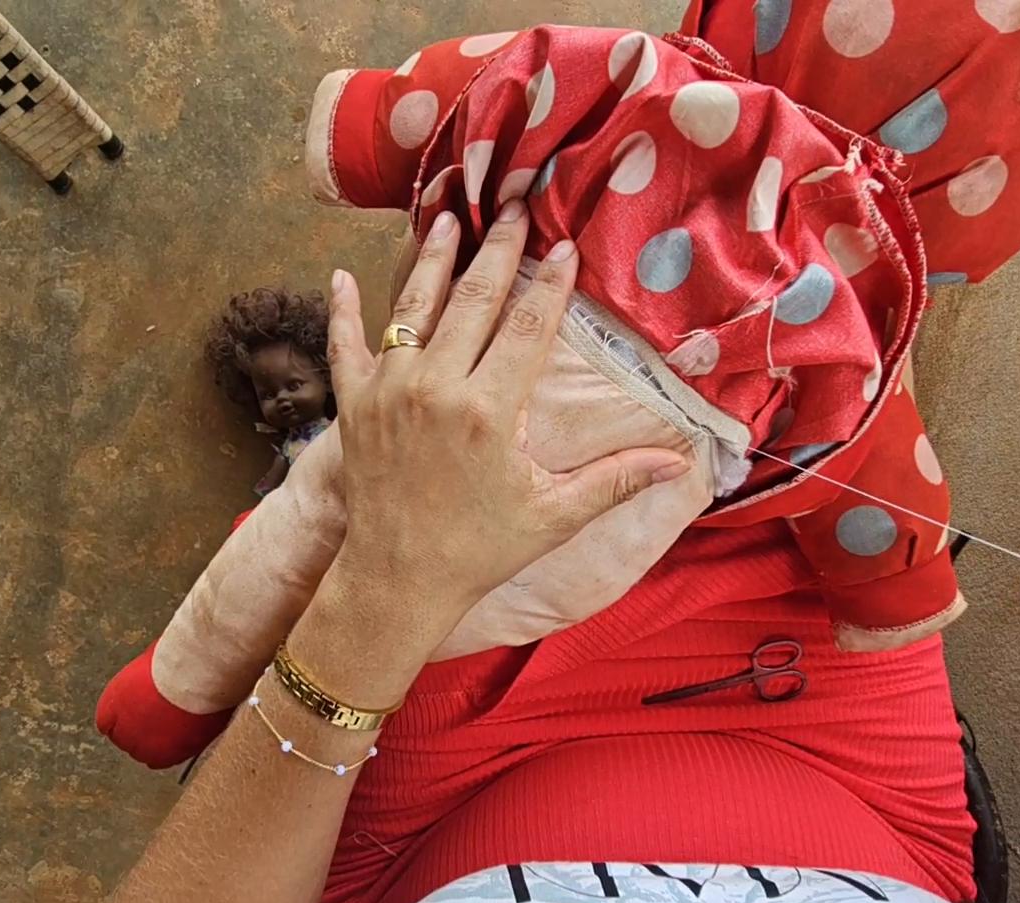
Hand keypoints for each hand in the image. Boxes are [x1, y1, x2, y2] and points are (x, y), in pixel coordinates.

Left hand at [324, 203, 686, 627]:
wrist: (399, 580)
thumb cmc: (480, 550)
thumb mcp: (554, 516)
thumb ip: (614, 479)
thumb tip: (677, 462)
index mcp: (489, 410)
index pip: (529, 326)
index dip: (551, 282)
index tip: (566, 245)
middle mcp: (437, 388)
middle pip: (474, 300)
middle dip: (498, 249)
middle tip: (513, 206)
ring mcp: (390, 393)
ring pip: (412, 309)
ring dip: (432, 260)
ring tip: (448, 219)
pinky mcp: (356, 407)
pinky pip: (346, 347)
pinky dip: (344, 312)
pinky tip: (342, 278)